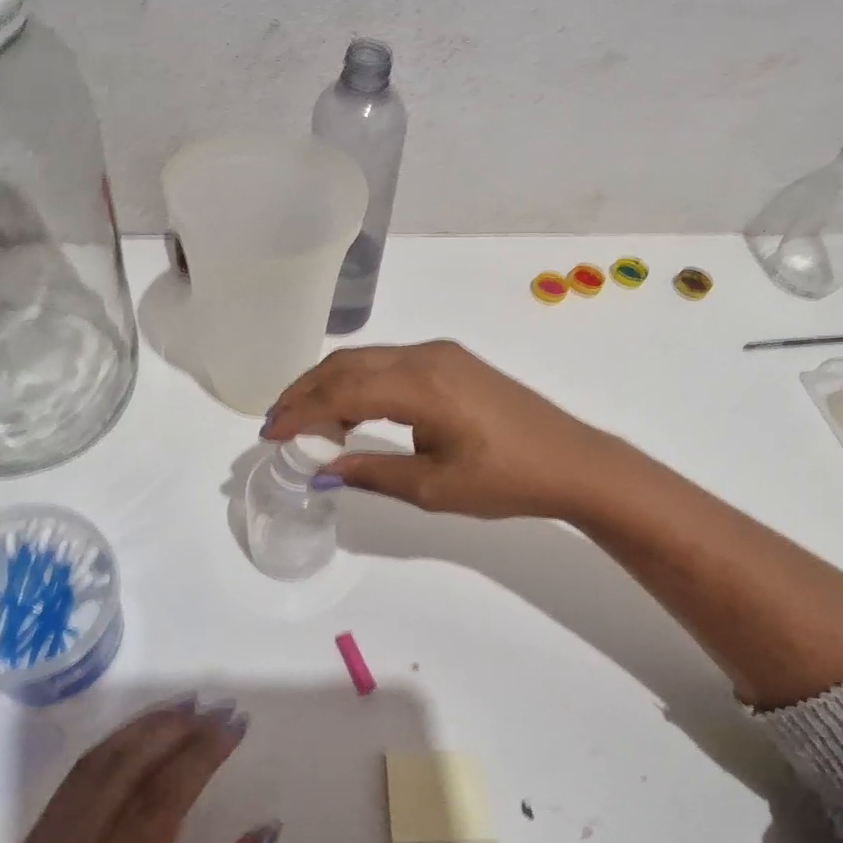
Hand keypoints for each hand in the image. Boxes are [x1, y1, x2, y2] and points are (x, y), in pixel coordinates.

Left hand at [0, 700, 277, 842]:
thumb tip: (263, 831)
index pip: (160, 799)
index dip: (201, 754)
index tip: (236, 725)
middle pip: (122, 770)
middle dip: (173, 728)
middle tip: (217, 706)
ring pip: (90, 766)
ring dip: (139, 729)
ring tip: (184, 707)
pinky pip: (68, 786)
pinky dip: (107, 751)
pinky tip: (137, 739)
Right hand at [262, 340, 621, 519]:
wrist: (571, 462)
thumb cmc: (506, 479)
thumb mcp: (434, 488)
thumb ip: (372, 473)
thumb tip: (322, 471)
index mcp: (420, 385)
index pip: (341, 390)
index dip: (301, 413)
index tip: (271, 436)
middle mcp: (425, 356)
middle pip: (348, 364)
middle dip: (306, 391)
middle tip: (277, 423)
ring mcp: (442, 354)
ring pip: (368, 359)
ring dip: (331, 385)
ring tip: (305, 420)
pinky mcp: (453, 362)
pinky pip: (390, 364)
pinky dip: (360, 383)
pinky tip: (352, 412)